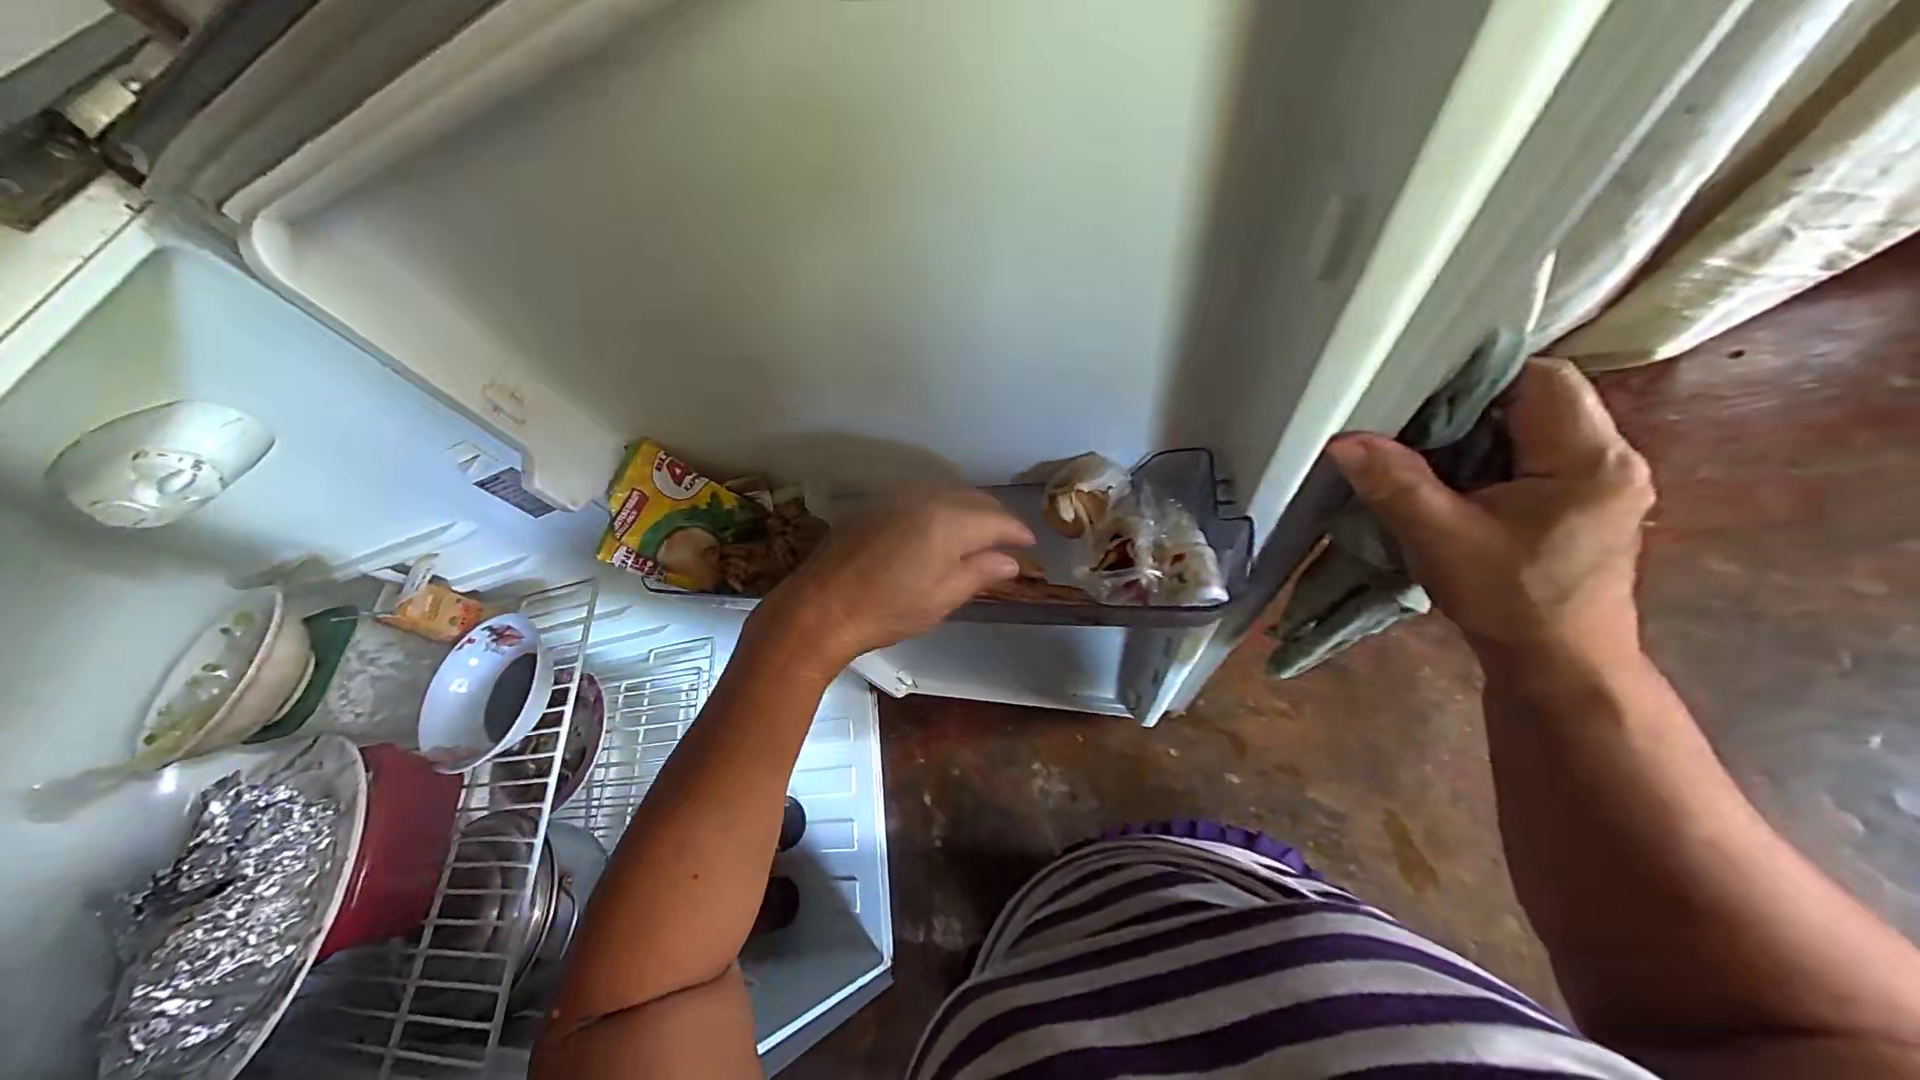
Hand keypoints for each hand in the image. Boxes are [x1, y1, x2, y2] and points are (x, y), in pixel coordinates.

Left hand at [754, 486, 1034, 665]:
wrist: (820, 607)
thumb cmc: (887, 610)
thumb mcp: (942, 598)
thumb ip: (980, 573)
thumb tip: (1010, 562)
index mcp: (948, 522)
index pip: (997, 520)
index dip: (1017, 532)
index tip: (1030, 546)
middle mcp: (926, 497)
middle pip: (975, 499)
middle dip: (996, 518)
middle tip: (1007, 542)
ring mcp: (897, 496)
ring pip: (948, 492)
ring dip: (969, 509)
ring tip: (977, 535)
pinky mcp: (876, 502)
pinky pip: (922, 496)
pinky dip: (941, 507)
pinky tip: (939, 528)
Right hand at [1325, 357, 1654, 657]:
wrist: (1559, 666)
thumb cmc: (1510, 601)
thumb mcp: (1442, 539)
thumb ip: (1395, 484)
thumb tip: (1344, 442)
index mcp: (1591, 458)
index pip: (1543, 378)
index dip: (1480, 377)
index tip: (1422, 399)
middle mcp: (1612, 459)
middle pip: (1537, 400)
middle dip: (1471, 409)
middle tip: (1413, 430)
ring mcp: (1602, 482)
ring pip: (1532, 429)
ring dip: (1478, 436)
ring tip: (1426, 457)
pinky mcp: (1584, 503)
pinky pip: (1533, 457)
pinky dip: (1490, 460)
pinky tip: (1454, 484)